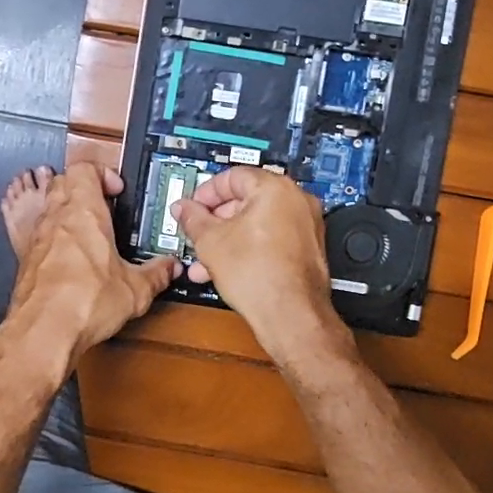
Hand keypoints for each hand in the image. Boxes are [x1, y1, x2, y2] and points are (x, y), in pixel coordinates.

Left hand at [8, 163, 179, 357]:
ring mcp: (37, 238)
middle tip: (104, 207)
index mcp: (84, 212)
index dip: (102, 173)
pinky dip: (54, 240)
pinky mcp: (25, 260)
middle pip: (64, 182)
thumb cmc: (81, 302)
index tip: (117, 191)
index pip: (85, 168)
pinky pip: (39, 236)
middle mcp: (56, 218)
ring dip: (67, 214)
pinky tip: (70, 263)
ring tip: (90, 236)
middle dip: (84, 190)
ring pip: (49, 207)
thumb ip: (156, 274)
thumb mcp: (134, 290)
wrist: (42, 331)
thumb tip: (169, 268)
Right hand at [171, 168, 348, 358]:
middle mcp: (296, 202)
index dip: (206, 192)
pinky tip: (227, 268)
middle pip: (246, 200)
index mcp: (275, 188)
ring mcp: (306, 226)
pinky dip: (249, 248)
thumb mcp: (210, 242)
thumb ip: (193, 219)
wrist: (290, 315)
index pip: (232, 176)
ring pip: (257, 224)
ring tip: (207, 258)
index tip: (193, 206)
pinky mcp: (307, 249)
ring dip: (228, 238)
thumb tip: (184, 209)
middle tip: (198, 232)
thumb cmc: (263, 278)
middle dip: (215, 220)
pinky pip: (271, 240)